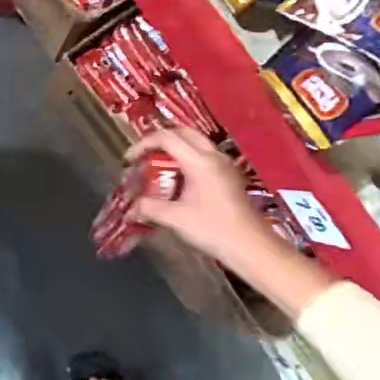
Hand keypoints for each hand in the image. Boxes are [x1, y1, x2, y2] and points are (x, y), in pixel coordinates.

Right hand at [121, 127, 334, 317]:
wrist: (251, 247)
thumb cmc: (213, 229)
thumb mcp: (174, 218)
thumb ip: (148, 208)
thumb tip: (130, 208)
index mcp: (200, 162)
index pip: (166, 138)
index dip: (142, 144)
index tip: (128, 160)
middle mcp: (213, 157)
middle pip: (182, 132)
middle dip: (158, 140)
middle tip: (142, 157)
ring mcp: (223, 165)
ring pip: (194, 143)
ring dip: (172, 149)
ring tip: (155, 167)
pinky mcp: (227, 176)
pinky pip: (202, 156)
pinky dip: (184, 159)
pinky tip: (174, 180)